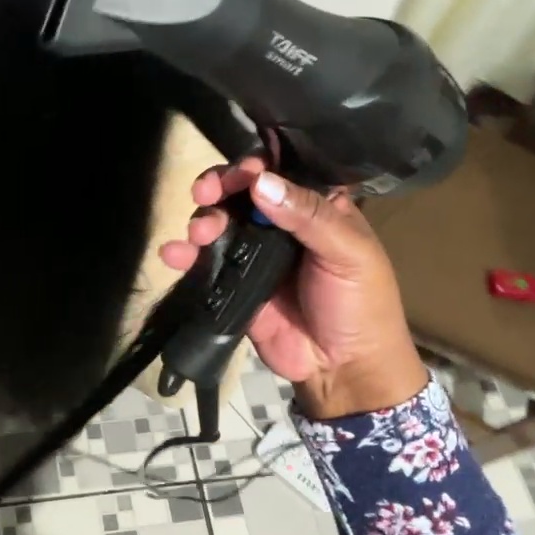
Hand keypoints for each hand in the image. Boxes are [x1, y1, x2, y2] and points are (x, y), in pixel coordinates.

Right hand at [159, 157, 426, 419]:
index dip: (255, 165)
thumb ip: (308, 215)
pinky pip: (203, 261)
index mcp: (315, 208)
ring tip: (199, 233)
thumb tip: (260, 182)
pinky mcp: (231, 283)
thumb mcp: (348, 252)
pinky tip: (173, 254)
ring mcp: (253, 253)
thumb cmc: (360, 303)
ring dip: (202, 220)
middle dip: (218, 187)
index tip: (242, 173)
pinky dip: (184, 254)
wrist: (343, 369)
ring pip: (218, 222)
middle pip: (240, 192)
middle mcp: (280, 224)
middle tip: (204, 192)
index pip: (280, 172)